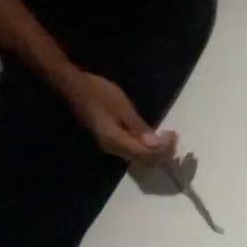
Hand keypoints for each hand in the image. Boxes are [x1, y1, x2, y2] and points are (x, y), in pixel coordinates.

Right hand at [59, 71, 175, 162]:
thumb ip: (138, 127)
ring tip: (168, 138)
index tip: (174, 135)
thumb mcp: (121, 106)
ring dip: (158, 152)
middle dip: (164, 152)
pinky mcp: (112, 142)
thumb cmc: (97, 92)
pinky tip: (156, 139)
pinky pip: (135, 152)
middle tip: (174, 137)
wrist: (73, 86)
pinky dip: (149, 148)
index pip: (147, 153)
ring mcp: (112, 147)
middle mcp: (113, 149)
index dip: (164, 148)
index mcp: (115, 140)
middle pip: (146, 160)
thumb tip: (155, 144)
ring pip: (141, 158)